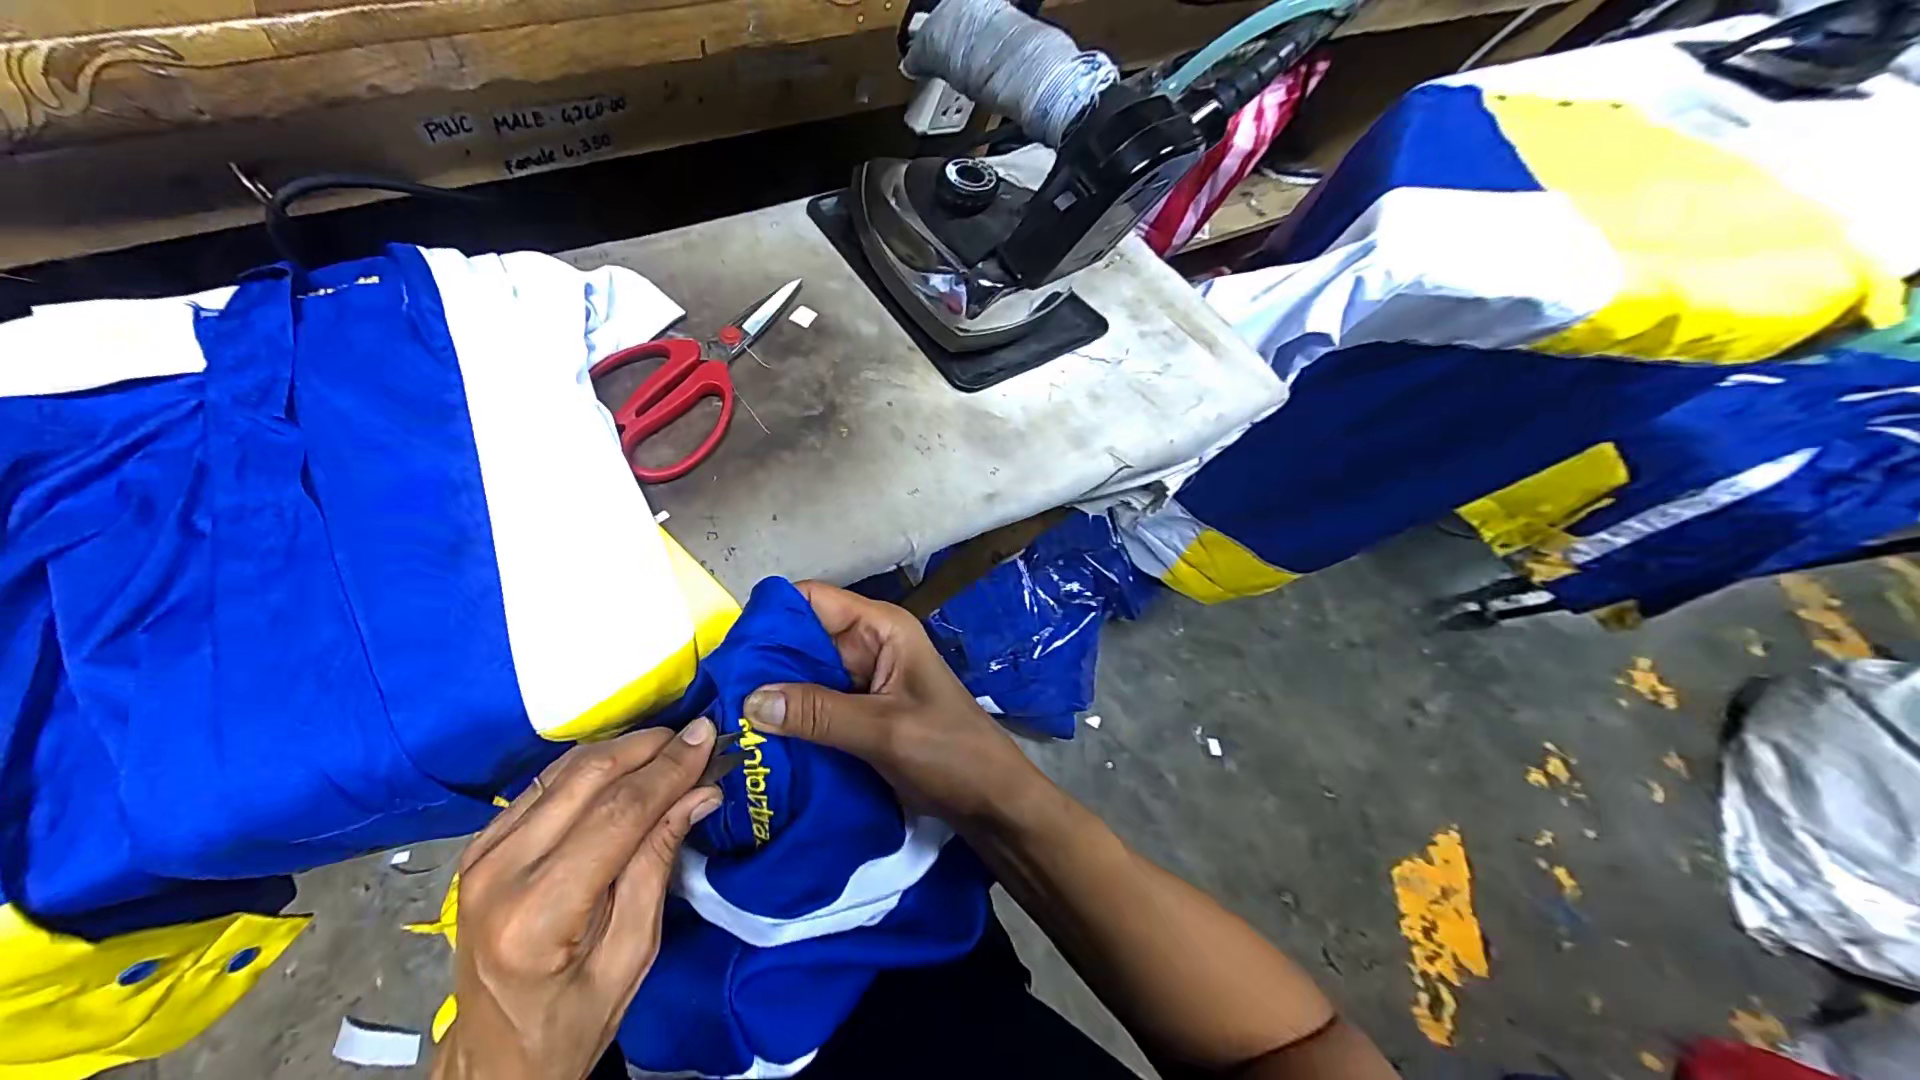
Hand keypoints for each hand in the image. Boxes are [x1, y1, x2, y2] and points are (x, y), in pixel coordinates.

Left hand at [431, 720, 723, 1079]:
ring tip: (671, 745)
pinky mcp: (480, 845)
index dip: (669, 769)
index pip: (618, 814)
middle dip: (651, 748)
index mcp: (537, 914)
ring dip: (624, 748)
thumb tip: (701, 793)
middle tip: (696, 735)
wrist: (492, 1057)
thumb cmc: (571, 1020)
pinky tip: (627, 764)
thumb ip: (658, 864)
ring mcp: (481, 854)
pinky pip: (546, 783)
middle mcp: (498, 872)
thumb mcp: (632, 954)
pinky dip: (593, 764)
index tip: (708, 737)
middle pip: (588, 778)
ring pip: (565, 770)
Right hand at [742, 581, 1048, 827]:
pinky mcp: (856, 713)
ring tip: (725, 720)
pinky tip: (756, 740)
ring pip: (802, 675)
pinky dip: (787, 719)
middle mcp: (867, 645)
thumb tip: (750, 699)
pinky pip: (811, 706)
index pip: (812, 601)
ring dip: (770, 695)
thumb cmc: (950, 752)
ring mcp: (860, 680)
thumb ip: (819, 712)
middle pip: (801, 638)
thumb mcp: (884, 729)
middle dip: (762, 663)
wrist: (989, 799)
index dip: (770, 618)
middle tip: (715, 695)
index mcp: (881, 628)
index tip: (729, 652)